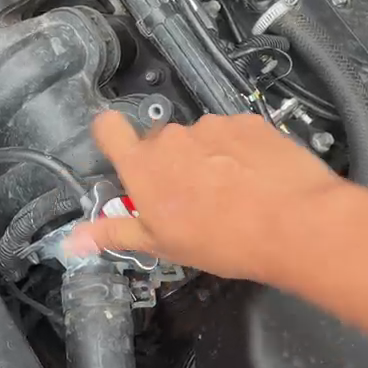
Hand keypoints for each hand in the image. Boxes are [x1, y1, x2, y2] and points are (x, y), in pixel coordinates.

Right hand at [68, 111, 351, 281]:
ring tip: (229, 191)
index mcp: (142, 165)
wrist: (296, 224)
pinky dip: (237, 151)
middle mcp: (172, 137)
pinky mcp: (249, 122)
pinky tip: (254, 179)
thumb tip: (71, 241)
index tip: (122, 152)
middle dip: (168, 164)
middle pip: (158, 141)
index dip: (110, 136)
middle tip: (188, 198)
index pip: (108, 128)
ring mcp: (212, 126)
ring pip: (197, 139)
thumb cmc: (220, 239)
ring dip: (204, 158)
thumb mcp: (160, 245)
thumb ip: (112, 234)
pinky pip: (232, 133)